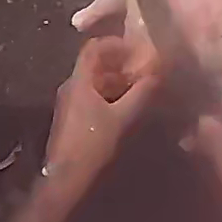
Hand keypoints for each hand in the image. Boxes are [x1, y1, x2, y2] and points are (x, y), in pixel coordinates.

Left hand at [43, 37, 160, 182]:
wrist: (65, 176)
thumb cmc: (93, 144)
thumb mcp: (122, 118)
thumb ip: (140, 94)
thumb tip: (156, 74)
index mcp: (79, 81)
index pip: (93, 48)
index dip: (115, 44)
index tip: (136, 49)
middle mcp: (70, 86)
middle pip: (94, 64)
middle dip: (119, 63)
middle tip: (142, 68)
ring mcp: (69, 102)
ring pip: (93, 81)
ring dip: (115, 79)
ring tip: (138, 86)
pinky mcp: (71, 116)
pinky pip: (91, 94)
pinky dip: (109, 93)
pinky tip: (125, 104)